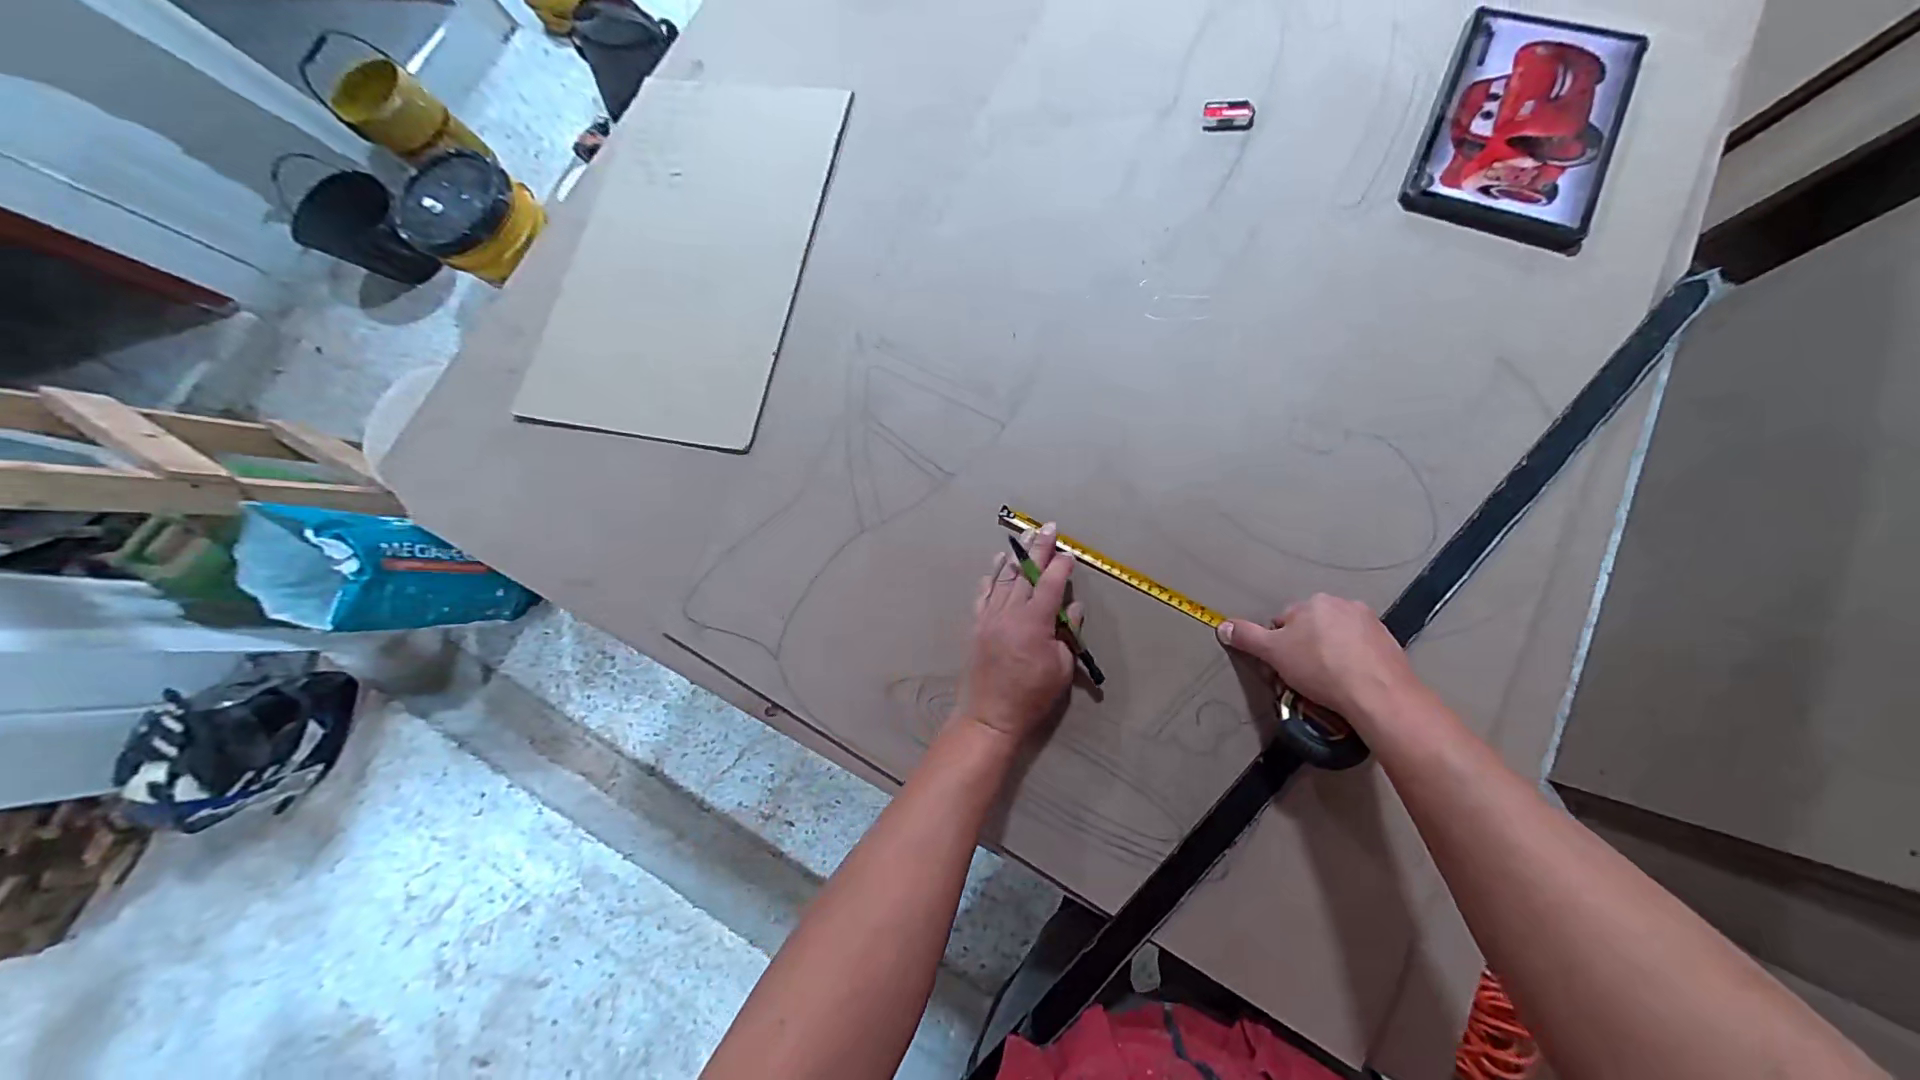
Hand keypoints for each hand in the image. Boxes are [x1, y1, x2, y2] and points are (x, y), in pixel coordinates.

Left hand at [955, 524, 1082, 740]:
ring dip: (1016, 557)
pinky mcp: (977, 626)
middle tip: (1048, 528)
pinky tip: (996, 564)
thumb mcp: (1061, 668)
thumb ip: (1066, 634)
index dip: (1062, 567)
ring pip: (1004, 579)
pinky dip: (991, 577)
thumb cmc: (1031, 695)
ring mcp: (990, 617)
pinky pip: (984, 595)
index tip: (1070, 554)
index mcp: (1034, 622)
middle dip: (1039, 549)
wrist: (989, 715)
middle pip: (1026, 574)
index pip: (1051, 585)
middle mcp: (1009, 612)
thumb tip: (1070, 610)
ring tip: (1024, 538)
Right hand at [1215, 593, 1423, 729]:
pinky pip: (1360, 648)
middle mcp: (1342, 604)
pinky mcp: (1389, 642)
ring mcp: (1369, 622)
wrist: (1378, 694)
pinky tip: (1351, 680)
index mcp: (1312, 602)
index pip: (1284, 622)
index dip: (1278, 646)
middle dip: (1305, 646)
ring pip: (1337, 636)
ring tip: (1329, 680)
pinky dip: (1353, 660)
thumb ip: (1246, 637)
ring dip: (1330, 652)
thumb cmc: (1320, 669)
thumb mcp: (1273, 654)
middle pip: (1311, 626)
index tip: (1283, 666)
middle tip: (1304, 674)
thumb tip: (1223, 626)